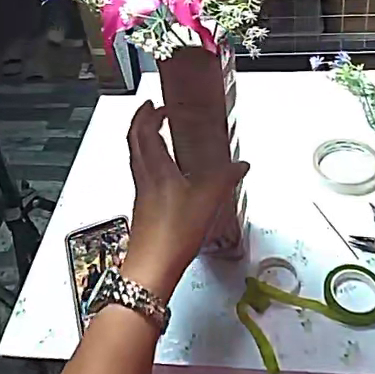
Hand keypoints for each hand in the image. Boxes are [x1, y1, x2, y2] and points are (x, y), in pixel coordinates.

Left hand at [123, 101, 248, 293]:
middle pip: (134, 142)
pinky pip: (142, 175)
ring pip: (135, 158)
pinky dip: (148, 161)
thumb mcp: (208, 200)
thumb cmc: (173, 234)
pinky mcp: (142, 208)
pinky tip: (163, 171)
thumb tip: (241, 165)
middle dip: (141, 123)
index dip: (148, 115)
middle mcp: (143, 178)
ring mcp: (141, 194)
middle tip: (150, 111)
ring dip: (142, 141)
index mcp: (156, 169)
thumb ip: (226, 178)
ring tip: (155, 134)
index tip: (157, 105)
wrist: (151, 269)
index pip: (144, 132)